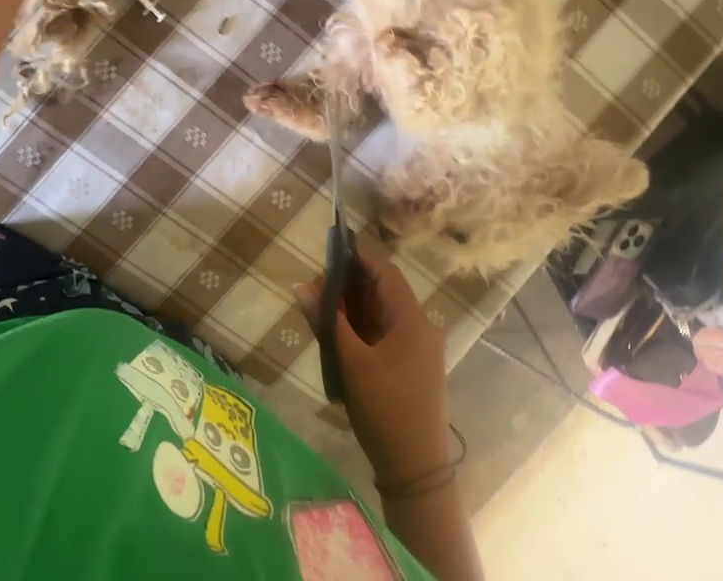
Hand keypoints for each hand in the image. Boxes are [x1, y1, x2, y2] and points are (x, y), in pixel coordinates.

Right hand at [297, 249, 453, 485]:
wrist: (415, 468)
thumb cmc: (385, 409)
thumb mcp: (351, 363)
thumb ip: (328, 322)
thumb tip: (303, 286)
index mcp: (412, 321)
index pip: (386, 273)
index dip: (358, 258)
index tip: (327, 254)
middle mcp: (420, 328)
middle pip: (383, 292)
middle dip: (349, 285)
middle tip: (313, 289)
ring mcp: (416, 349)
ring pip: (382, 314)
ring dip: (352, 308)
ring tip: (319, 309)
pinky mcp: (410, 366)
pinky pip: (384, 334)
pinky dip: (361, 328)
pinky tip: (336, 333)